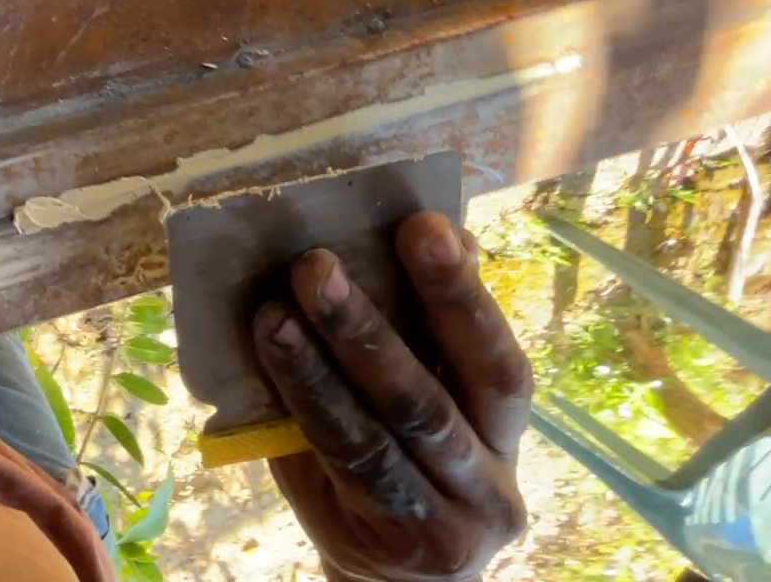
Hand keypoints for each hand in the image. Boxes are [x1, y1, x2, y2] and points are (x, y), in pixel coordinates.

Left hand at [252, 211, 532, 581]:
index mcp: (502, 433)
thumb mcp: (427, 399)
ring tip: (274, 308)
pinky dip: (299, 395)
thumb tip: (434, 236)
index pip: (495, 362)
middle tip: (314, 262)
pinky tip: (269, 347)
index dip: (461, 294)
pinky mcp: (389, 540)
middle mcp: (491, 483)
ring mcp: (446, 522)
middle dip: (370, 323)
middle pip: (430, 397)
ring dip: (320, 360)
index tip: (425, 224)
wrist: (390, 575)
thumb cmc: (399, 458)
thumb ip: (426, 335)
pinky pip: (336, 456)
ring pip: (377, 429)